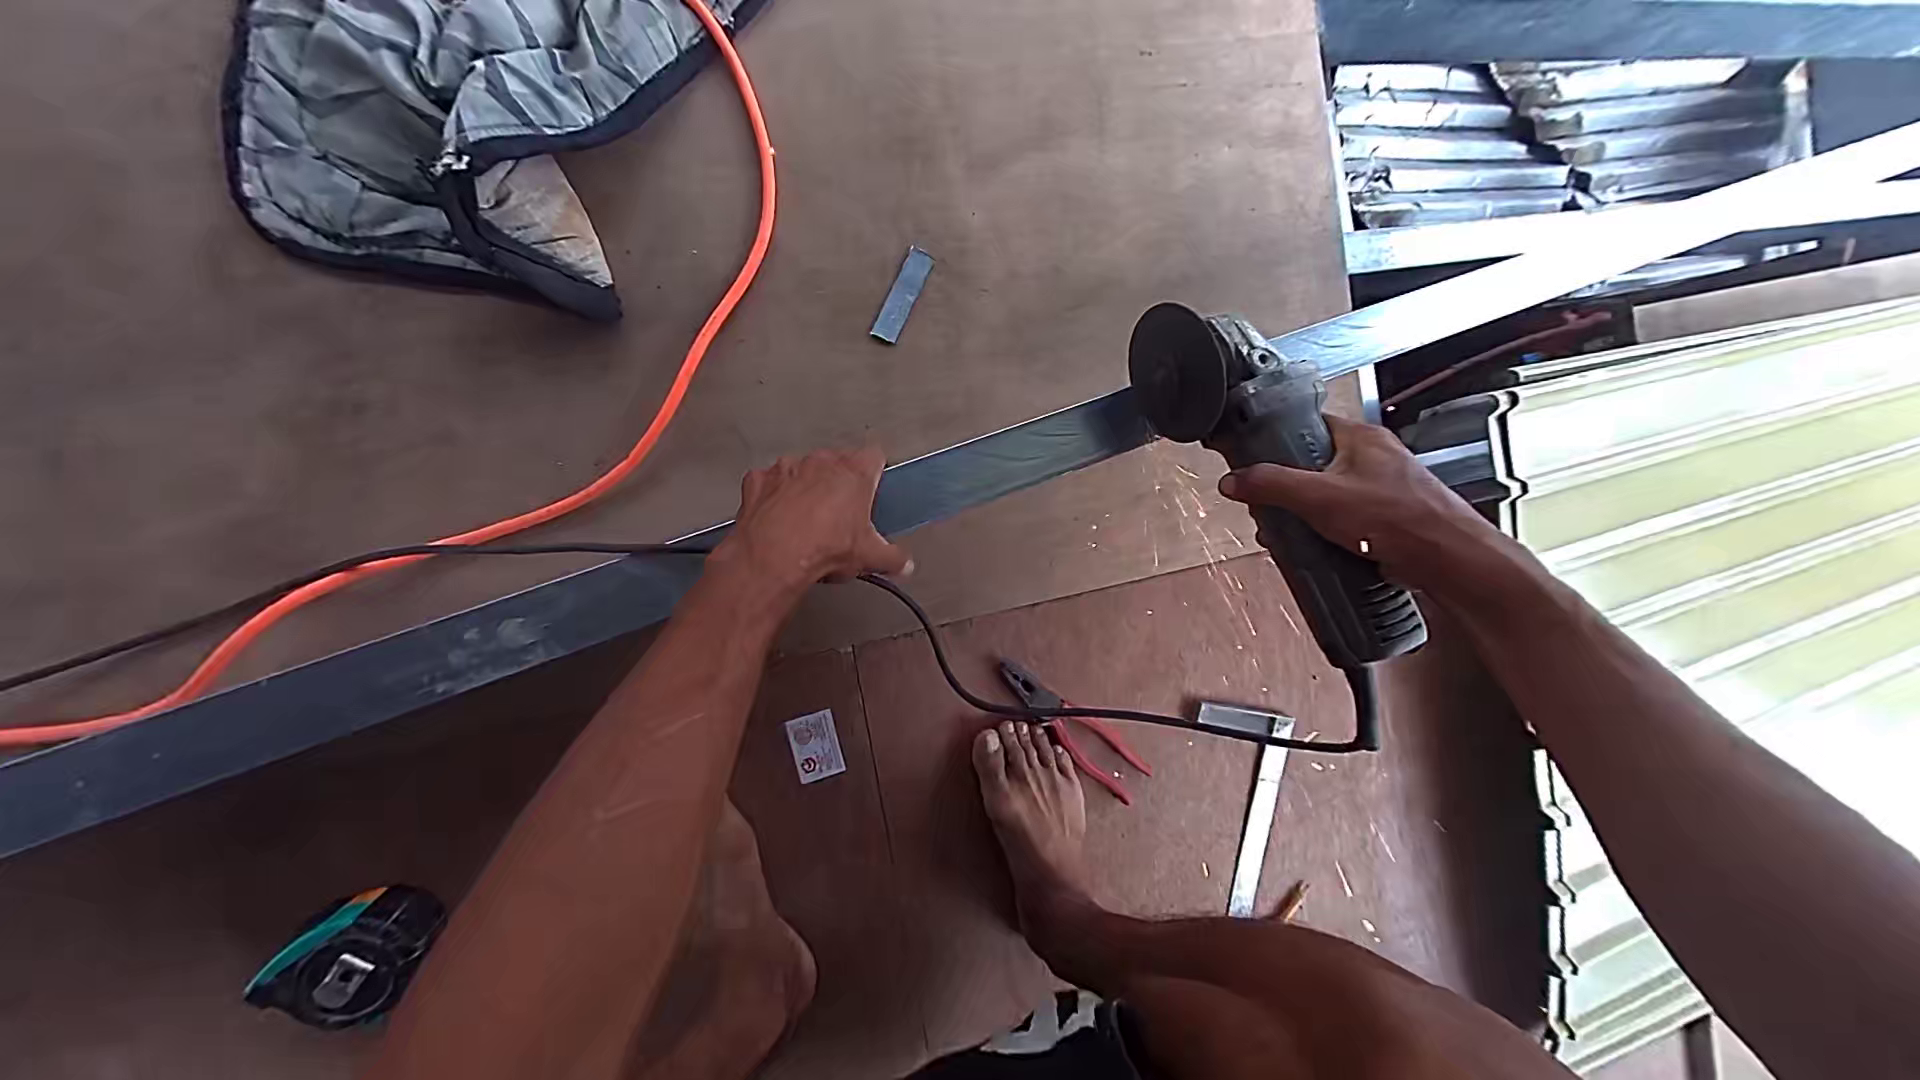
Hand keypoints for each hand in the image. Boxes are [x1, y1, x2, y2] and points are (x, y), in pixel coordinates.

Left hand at [716, 447, 910, 591]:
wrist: (774, 556)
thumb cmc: (823, 547)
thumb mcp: (871, 557)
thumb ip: (893, 557)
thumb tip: (902, 563)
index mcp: (854, 473)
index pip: (873, 458)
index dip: (873, 473)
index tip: (871, 488)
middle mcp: (821, 463)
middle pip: (837, 462)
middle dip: (839, 483)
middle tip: (841, 513)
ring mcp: (787, 468)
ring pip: (801, 469)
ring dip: (805, 486)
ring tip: (807, 519)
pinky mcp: (759, 481)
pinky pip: (769, 482)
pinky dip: (773, 495)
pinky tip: (777, 517)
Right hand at [1216, 414, 1514, 594]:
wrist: (1447, 560)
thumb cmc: (1402, 520)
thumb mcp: (1318, 497)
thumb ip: (1270, 485)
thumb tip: (1234, 480)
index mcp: (1361, 439)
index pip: (1309, 424)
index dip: (1279, 440)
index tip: (1256, 457)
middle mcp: (1372, 459)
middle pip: (1312, 463)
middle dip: (1286, 489)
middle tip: (1272, 504)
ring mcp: (1379, 488)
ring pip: (1325, 493)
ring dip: (1303, 513)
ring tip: (1291, 530)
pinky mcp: (1383, 517)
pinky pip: (1341, 518)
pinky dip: (1323, 531)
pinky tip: (1316, 546)